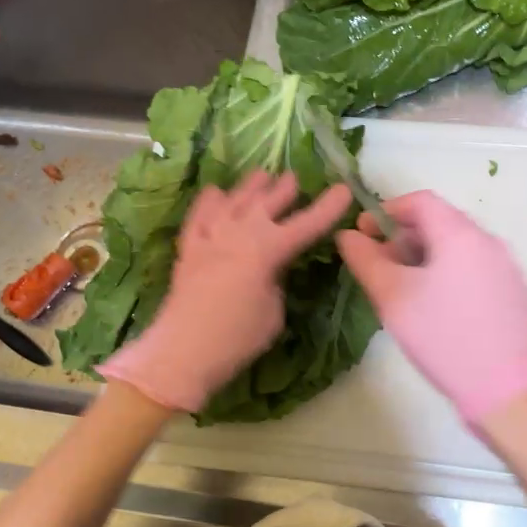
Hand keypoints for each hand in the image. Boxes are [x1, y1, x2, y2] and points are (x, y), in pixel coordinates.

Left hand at [99, 172, 350, 412]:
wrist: (183, 351)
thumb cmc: (237, 338)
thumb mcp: (274, 312)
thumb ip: (277, 281)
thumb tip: (272, 268)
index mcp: (269, 250)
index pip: (307, 223)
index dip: (327, 207)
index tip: (343, 189)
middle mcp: (240, 233)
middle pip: (267, 202)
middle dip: (284, 189)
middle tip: (295, 178)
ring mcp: (211, 237)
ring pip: (234, 201)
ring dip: (250, 187)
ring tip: (261, 175)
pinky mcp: (189, 248)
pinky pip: (199, 216)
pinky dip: (208, 202)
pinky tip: (215, 193)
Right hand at [335, 191, 526, 429]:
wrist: (506, 390)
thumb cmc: (444, 337)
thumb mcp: (394, 298)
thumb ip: (366, 260)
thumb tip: (348, 236)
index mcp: (462, 234)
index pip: (421, 201)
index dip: (386, 211)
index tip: (363, 234)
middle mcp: (490, 243)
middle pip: (441, 224)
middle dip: (403, 239)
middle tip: (378, 268)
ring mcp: (508, 270)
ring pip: (458, 250)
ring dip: (425, 260)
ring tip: (403, 293)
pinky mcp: (516, 297)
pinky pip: (475, 272)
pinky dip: (449, 277)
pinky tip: (436, 312)